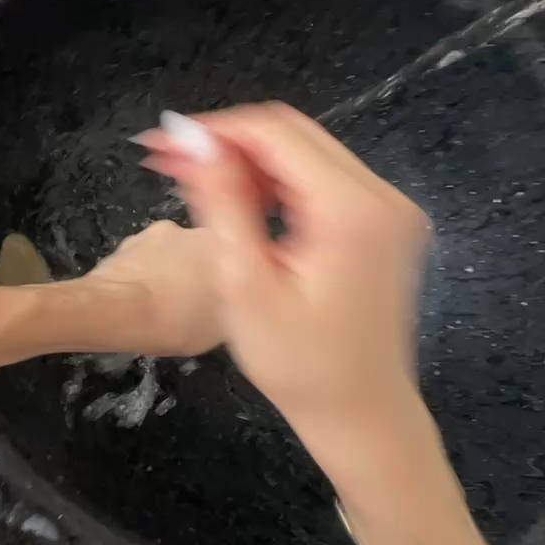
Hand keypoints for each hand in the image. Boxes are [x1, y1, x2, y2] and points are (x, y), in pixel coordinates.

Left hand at [79, 221, 221, 357]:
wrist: (116, 309)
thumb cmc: (177, 320)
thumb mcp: (221, 327)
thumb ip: (229, 304)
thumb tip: (224, 301)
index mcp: (223, 245)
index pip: (235, 257)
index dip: (227, 278)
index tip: (219, 298)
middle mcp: (191, 229)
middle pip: (201, 252)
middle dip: (196, 272)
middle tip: (191, 302)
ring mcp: (156, 232)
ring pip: (171, 253)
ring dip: (169, 270)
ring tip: (161, 301)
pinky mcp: (128, 240)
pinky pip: (145, 256)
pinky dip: (145, 271)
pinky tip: (138, 294)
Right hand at [136, 104, 430, 472]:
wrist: (360, 415)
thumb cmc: (296, 361)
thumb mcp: (244, 281)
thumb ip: (221, 201)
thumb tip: (192, 142)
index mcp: (352, 210)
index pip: (274, 133)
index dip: (212, 130)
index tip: (159, 145)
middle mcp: (381, 196)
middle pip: (290, 133)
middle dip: (223, 139)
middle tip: (164, 157)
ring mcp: (385, 209)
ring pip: (300, 151)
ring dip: (241, 157)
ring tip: (185, 175)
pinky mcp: (378, 223)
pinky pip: (314, 178)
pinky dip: (267, 178)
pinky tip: (229, 197)